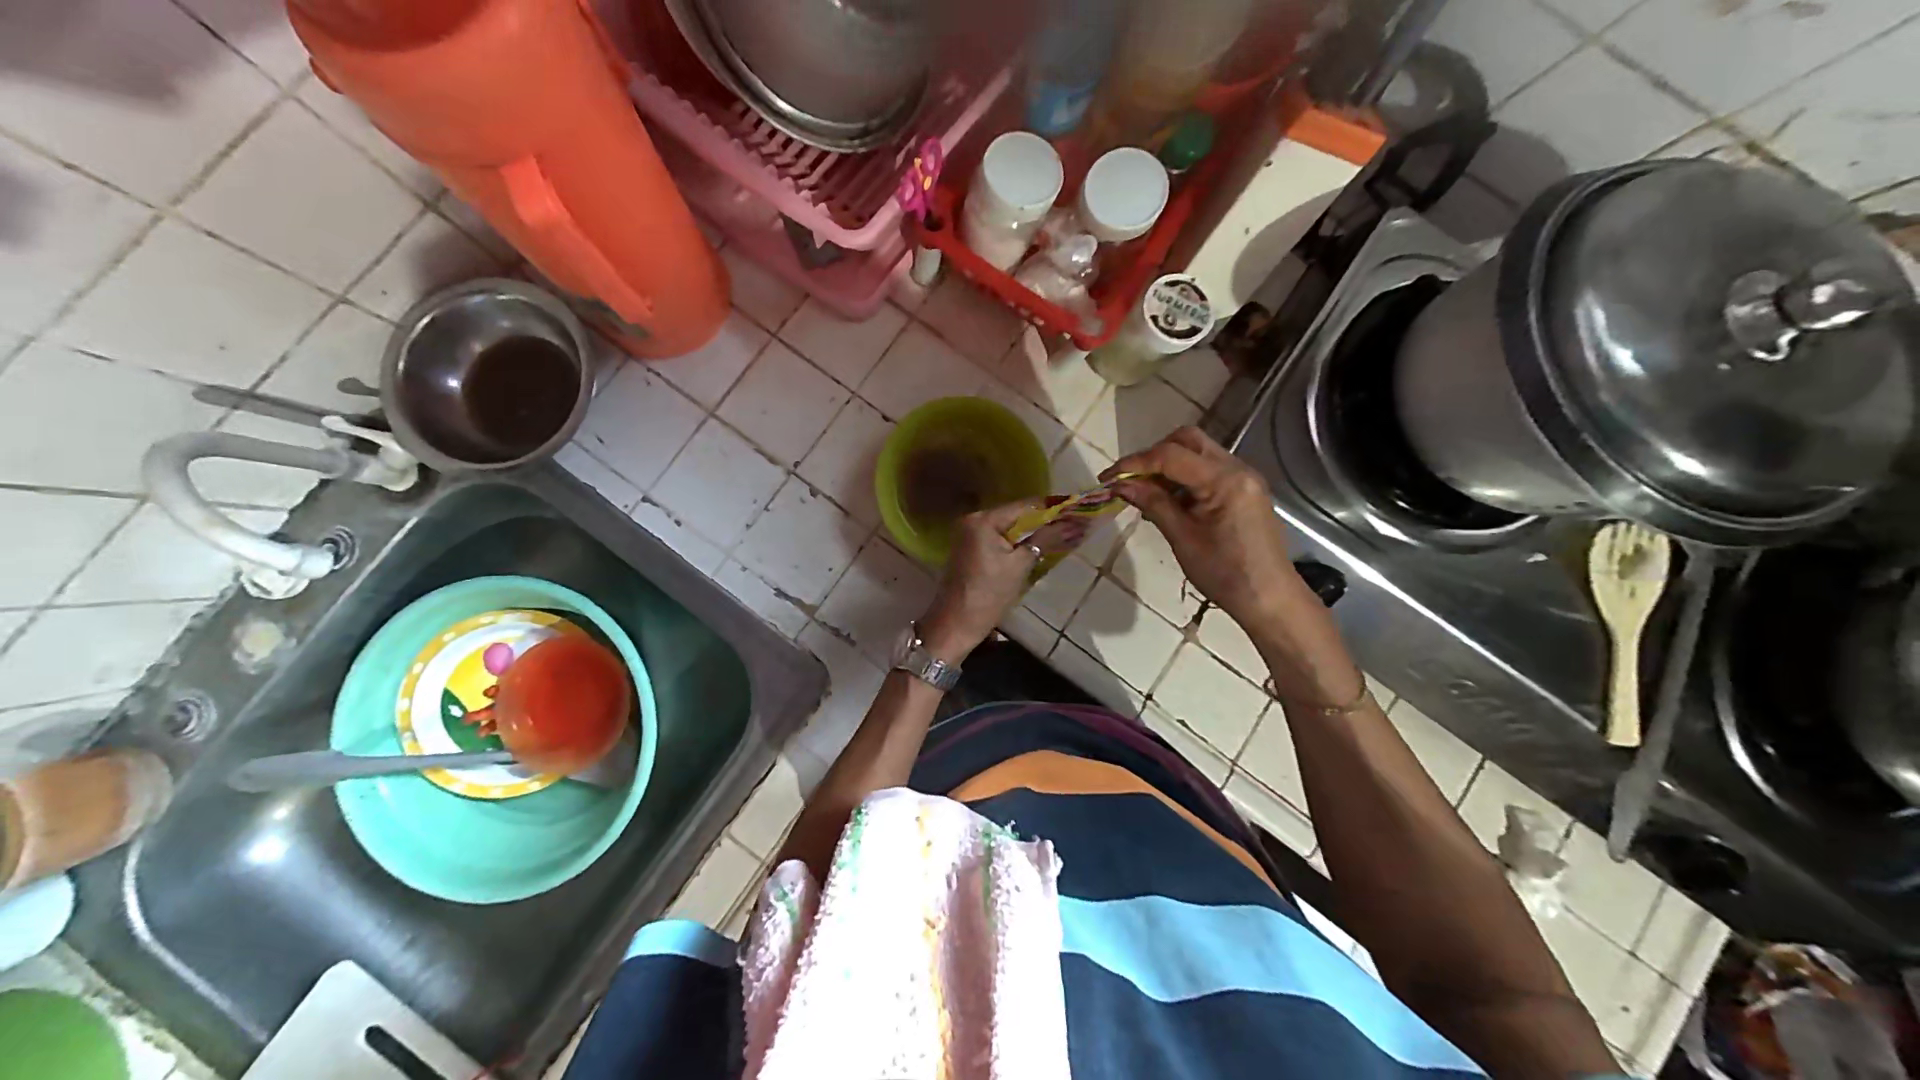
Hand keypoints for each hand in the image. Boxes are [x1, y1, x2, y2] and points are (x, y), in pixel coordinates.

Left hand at [919, 500, 1087, 662]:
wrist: (957, 623)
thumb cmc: (989, 594)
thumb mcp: (1020, 565)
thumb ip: (1045, 539)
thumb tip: (1073, 524)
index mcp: (983, 520)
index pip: (1025, 506)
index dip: (1052, 507)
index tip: (1076, 508)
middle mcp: (973, 520)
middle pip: (1015, 514)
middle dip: (1044, 520)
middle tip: (1073, 522)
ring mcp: (968, 534)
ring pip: (1008, 527)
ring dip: (1032, 531)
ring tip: (1061, 533)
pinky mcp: (970, 548)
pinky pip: (998, 537)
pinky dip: (1017, 541)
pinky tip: (1037, 545)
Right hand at [1101, 427, 1295, 626]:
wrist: (1269, 597)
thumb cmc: (1225, 573)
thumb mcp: (1182, 538)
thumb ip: (1153, 504)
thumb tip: (1121, 484)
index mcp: (1224, 480)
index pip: (1171, 455)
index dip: (1134, 462)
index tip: (1107, 478)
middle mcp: (1237, 469)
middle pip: (1188, 441)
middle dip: (1154, 454)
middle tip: (1130, 480)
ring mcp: (1244, 477)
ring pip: (1198, 452)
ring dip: (1168, 465)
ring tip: (1146, 493)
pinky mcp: (1244, 489)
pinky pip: (1208, 469)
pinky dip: (1184, 477)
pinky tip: (1169, 501)